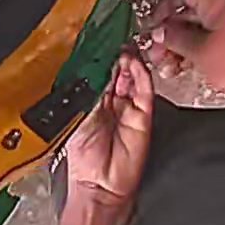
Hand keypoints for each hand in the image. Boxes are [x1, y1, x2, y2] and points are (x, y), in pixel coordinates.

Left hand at [62, 51, 153, 210]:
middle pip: (120, 73)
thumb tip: (94, 68)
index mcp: (95, 103)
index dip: (104, 59)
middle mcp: (113, 104)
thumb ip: (90, 93)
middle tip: (118, 39)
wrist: (97, 185)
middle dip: (118, 56)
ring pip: (134, 79)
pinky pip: (145, 92)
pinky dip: (141, 76)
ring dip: (130, 62)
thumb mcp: (79, 116)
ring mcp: (130, 109)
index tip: (104, 41)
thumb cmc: (83, 159)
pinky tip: (135, 64)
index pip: (102, 74)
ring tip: (125, 48)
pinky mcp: (143, 117)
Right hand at [140, 0, 224, 99]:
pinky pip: (205, 44)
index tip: (155, 23)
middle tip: (156, 50)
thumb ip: (175, 38)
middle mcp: (223, 12)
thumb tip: (160, 33)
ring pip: (195, 31)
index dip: (165, 5)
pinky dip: (191, 53)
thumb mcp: (199, 50)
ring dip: (178, 46)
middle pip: (187, 14)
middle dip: (169, 33)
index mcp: (216, 3)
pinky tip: (180, 68)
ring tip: (166, 64)